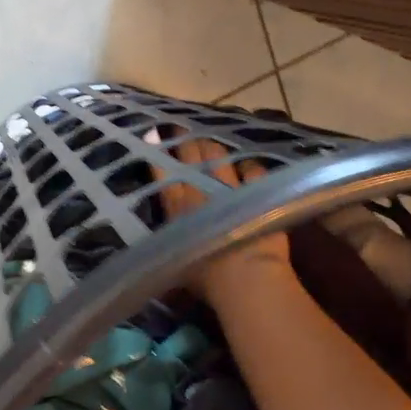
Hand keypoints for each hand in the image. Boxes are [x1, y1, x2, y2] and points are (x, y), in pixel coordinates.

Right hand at [153, 135, 291, 300]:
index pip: (161, 174)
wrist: (243, 276)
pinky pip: (253, 169)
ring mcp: (229, 187)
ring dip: (213, 146)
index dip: (157, 154)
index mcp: (175, 209)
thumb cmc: (204, 279)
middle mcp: (199, 191)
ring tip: (210, 141)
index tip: (152, 135)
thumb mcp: (175, 268)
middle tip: (181, 130)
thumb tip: (160, 256)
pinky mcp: (258, 190)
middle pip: (189, 156)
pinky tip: (249, 165)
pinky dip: (249, 166)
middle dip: (185, 140)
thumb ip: (168, 254)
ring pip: (218, 156)